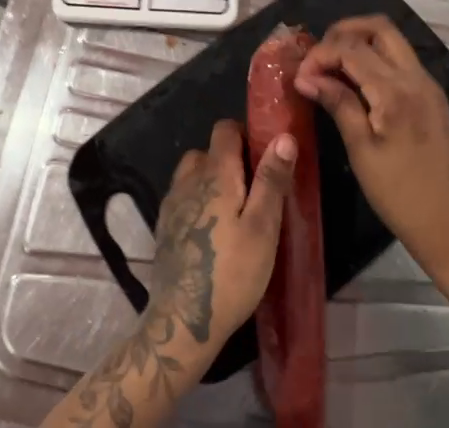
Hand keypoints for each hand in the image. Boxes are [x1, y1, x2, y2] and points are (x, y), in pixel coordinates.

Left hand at [46, 122, 295, 427]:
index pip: (224, 130)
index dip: (245, 134)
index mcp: (214, 174)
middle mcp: (187, 180)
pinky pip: (184, 198)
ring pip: (193, 174)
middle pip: (207, 152)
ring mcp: (172, 204)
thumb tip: (284, 135)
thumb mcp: (263, 226)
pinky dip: (199, 201)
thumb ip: (271, 179)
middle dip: (231, 160)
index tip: (266, 156)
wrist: (184, 319)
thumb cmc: (232, 271)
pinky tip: (215, 231)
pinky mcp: (165, 226)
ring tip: (236, 212)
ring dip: (213, 181)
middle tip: (256, 190)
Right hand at [295, 15, 448, 273]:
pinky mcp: (431, 97)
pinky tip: (353, 83)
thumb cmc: (399, 193)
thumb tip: (307, 77)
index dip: (320, 54)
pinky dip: (375, 59)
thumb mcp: (361, 149)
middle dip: (343, 33)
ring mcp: (427, 86)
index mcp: (396, 91)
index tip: (299, 77)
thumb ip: (338, 103)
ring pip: (392, 41)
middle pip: (379, 28)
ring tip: (330, 69)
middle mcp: (416, 78)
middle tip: (317, 58)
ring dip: (359, 43)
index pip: (352, 48)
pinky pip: (400, 61)